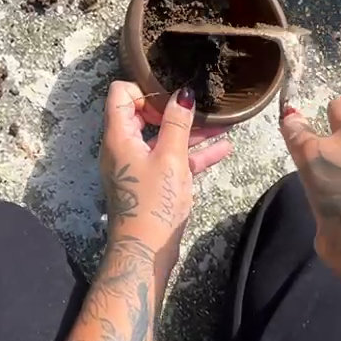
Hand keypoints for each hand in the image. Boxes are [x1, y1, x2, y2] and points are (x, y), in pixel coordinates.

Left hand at [100, 81, 233, 259]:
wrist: (145, 251)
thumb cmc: (154, 202)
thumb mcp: (170, 158)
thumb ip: (177, 123)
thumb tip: (182, 93)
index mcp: (118, 135)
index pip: (121, 94)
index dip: (144, 90)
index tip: (170, 97)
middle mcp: (122, 146)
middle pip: (142, 114)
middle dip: (171, 109)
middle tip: (195, 108)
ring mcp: (136, 165)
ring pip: (161, 138)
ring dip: (188, 131)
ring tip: (219, 124)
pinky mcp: (150, 181)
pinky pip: (170, 159)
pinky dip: (191, 153)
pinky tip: (222, 148)